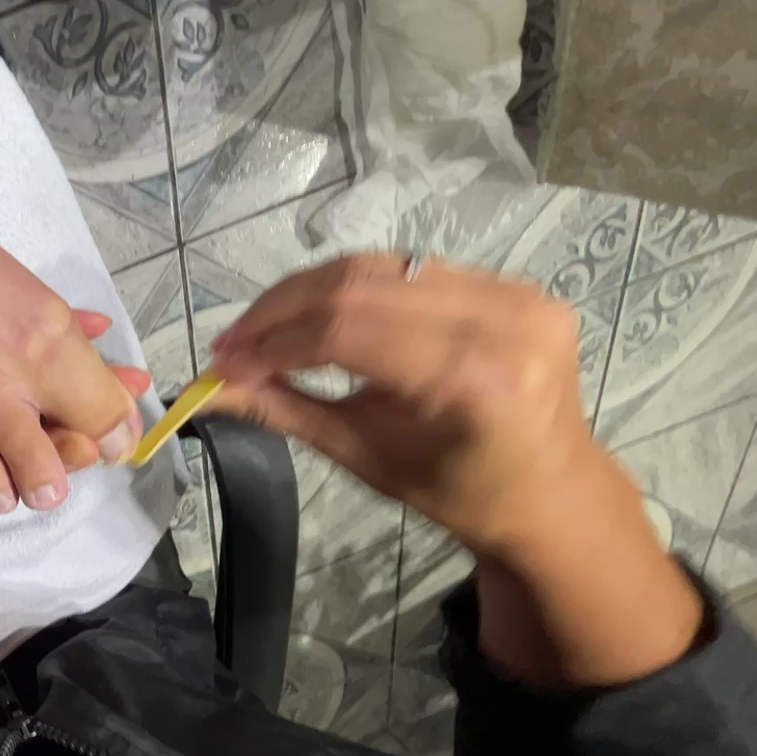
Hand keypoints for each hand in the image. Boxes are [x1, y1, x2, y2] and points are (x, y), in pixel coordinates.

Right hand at [208, 252, 702, 687]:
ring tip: (260, 328)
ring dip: (302, 294)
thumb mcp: (358, 455)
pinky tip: (311, 316)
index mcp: (471, 379)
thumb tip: (207, 392)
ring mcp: (514, 294)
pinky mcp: (511, 284)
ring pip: (374, 266)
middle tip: (230, 343)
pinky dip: (343, 289)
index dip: (269, 343)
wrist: (549, 489)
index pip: (343, 331)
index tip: (220, 365)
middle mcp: (502, 321)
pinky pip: (403, 268)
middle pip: (355, 285)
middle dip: (276, 311)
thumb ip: (281, 411)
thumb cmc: (453, 489)